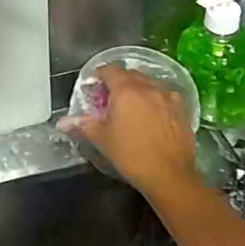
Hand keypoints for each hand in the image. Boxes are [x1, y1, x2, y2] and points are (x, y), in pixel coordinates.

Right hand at [59, 65, 198, 201]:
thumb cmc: (131, 155)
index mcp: (126, 90)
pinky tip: (152, 115)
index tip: (94, 85)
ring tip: (131, 107)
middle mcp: (148, 87)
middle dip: (119, 82)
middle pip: (130, 74)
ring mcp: (168, 96)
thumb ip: (83, 125)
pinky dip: (155, 99)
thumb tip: (62, 123)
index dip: (100, 75)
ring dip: (138, 89)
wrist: (169, 174)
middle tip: (109, 98)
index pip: (110, 70)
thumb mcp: (102, 139)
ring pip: (149, 83)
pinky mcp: (182, 108)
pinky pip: (164, 95)